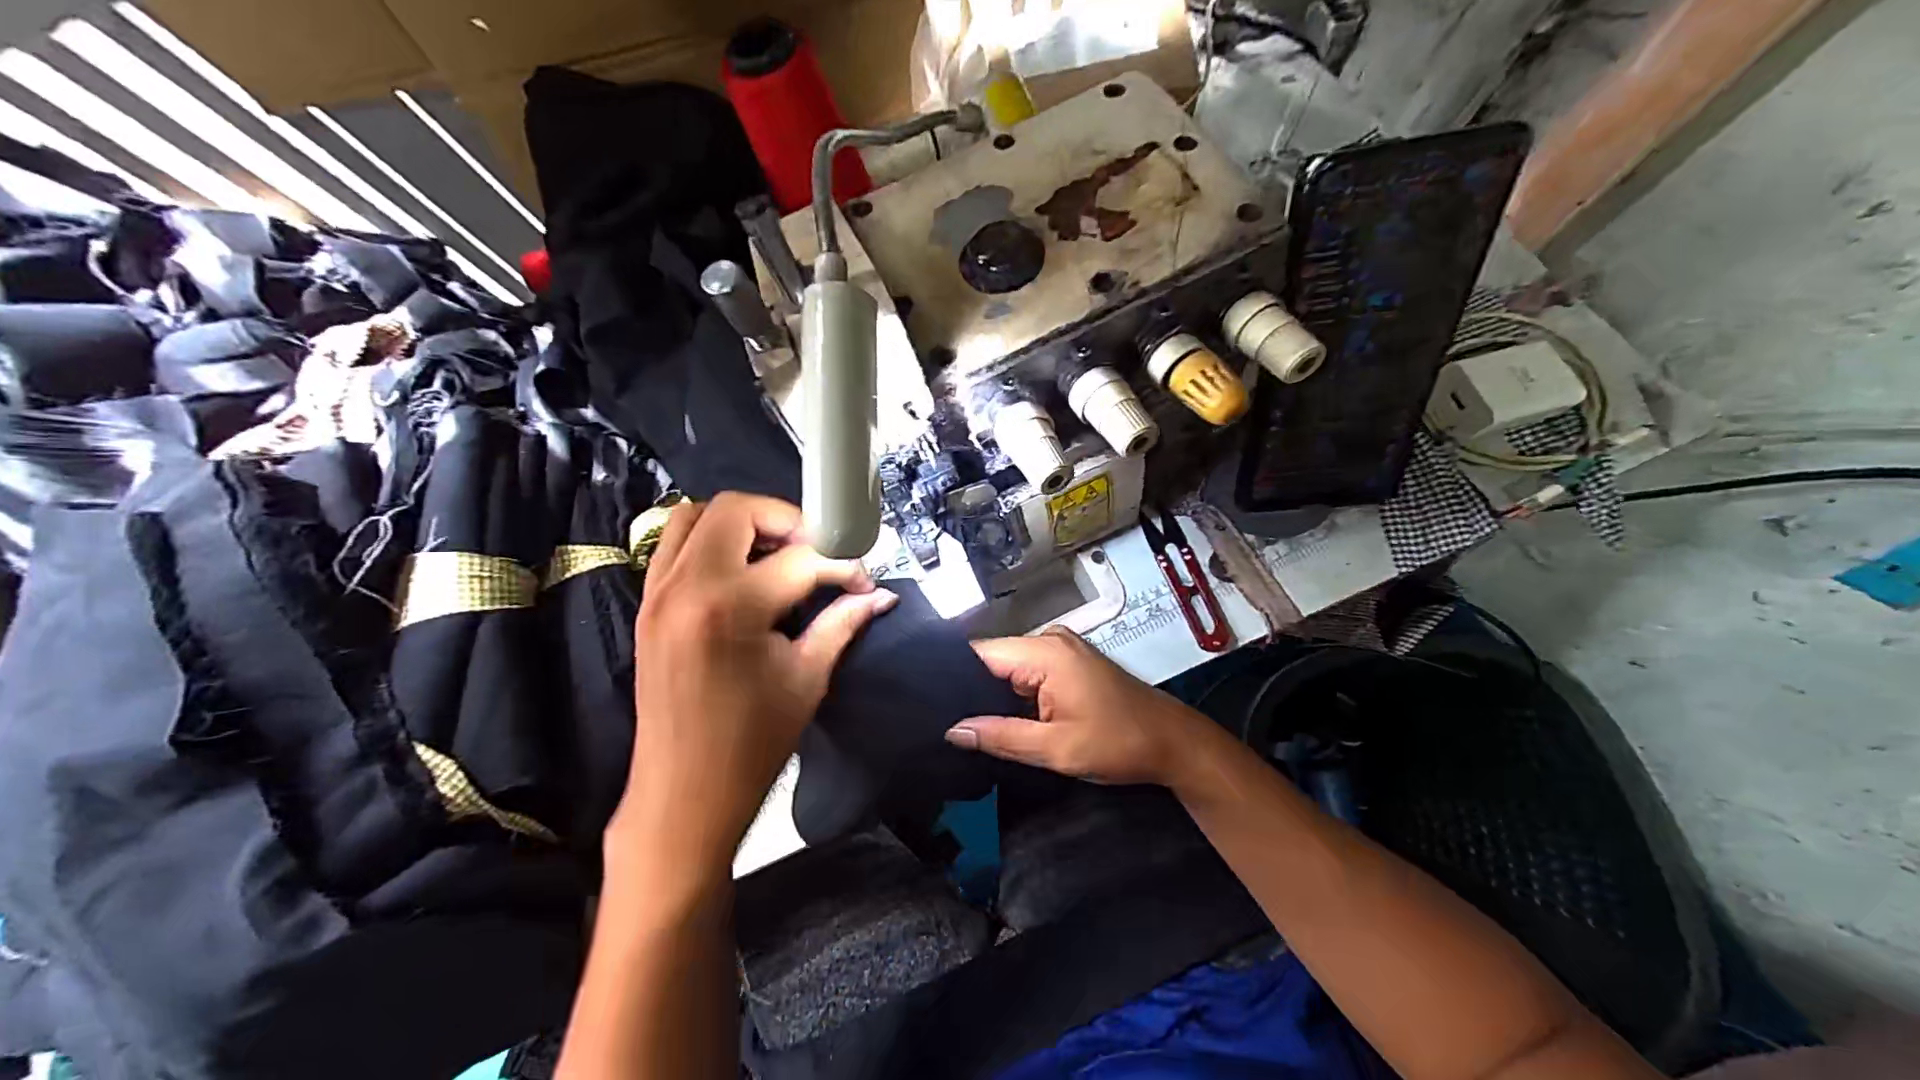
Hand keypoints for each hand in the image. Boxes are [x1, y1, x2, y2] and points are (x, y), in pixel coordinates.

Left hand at [613, 494, 897, 877]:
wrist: (684, 792)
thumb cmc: (752, 744)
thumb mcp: (807, 679)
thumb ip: (842, 623)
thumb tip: (879, 596)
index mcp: (731, 607)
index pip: (799, 557)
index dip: (840, 564)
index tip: (861, 581)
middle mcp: (686, 585)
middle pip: (737, 509)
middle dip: (786, 520)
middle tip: (815, 552)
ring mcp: (658, 592)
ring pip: (695, 515)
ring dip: (742, 523)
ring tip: (777, 555)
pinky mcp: (647, 604)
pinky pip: (673, 544)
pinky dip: (710, 541)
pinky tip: (742, 575)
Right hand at [943, 627, 1230, 787]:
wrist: (1173, 743)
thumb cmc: (1120, 743)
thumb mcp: (1057, 749)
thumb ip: (1001, 737)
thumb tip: (954, 731)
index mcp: (1045, 652)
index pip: (981, 654)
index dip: (952, 677)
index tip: (928, 703)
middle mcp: (1049, 640)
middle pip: (992, 660)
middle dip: (970, 690)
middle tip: (943, 722)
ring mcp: (1060, 649)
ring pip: (1008, 669)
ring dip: (992, 695)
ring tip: (964, 723)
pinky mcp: (1067, 663)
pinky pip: (1026, 674)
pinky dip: (1013, 695)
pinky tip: (999, 718)